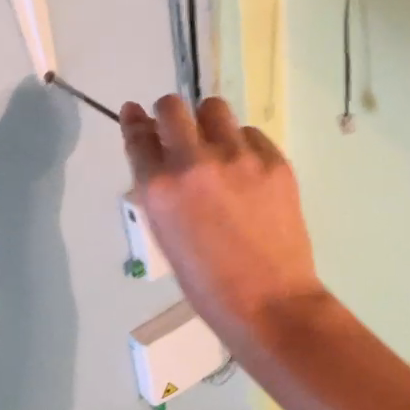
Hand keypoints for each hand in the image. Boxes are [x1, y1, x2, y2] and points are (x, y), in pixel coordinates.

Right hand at [121, 96, 318, 337]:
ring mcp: (238, 158)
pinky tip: (246, 173)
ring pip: (214, 109)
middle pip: (172, 107)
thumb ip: (156, 187)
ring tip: (215, 148)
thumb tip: (154, 151)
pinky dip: (241, 145)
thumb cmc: (205, 281)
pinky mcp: (274, 161)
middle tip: (177, 132)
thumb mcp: (163, 232)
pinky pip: (249, 134)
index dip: (134, 121)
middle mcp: (194, 162)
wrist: (269, 302)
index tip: (136, 114)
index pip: (138, 134)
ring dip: (206, 122)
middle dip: (168, 114)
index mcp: (159, 187)